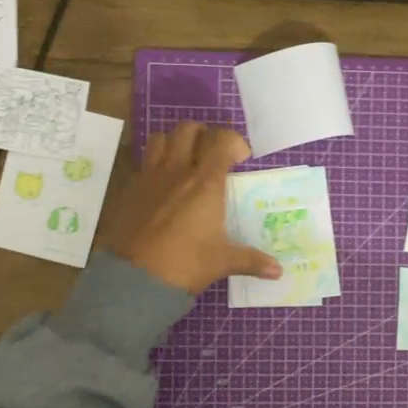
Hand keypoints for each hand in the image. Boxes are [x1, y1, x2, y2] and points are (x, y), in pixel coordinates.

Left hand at [103, 122, 282, 293]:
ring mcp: (149, 177)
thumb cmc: (185, 264)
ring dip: (175, 143)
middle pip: (188, 129)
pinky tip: (161, 186)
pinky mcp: (129, 189)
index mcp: (205, 183)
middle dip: (204, 135)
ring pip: (160, 138)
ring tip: (183, 162)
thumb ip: (251, 261)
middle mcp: (177, 171)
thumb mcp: (222, 262)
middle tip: (211, 155)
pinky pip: (142, 163)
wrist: (135, 279)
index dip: (234, 142)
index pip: (221, 140)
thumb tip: (278, 270)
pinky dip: (154, 164)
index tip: (240, 160)